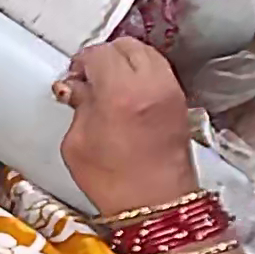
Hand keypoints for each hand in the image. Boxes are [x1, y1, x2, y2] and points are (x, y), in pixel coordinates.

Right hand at [53, 37, 199, 214]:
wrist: (156, 208)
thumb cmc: (114, 183)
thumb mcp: (77, 145)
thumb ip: (77, 107)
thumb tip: (76, 88)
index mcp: (120, 92)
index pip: (99, 53)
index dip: (81, 62)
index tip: (74, 76)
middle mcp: (151, 84)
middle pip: (126, 46)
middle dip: (105, 56)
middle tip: (90, 77)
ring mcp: (170, 91)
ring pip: (146, 53)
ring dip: (126, 60)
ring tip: (110, 84)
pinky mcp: (180, 102)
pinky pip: (159, 70)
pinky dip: (143, 72)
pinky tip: (127, 93)